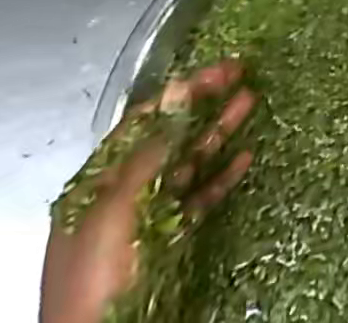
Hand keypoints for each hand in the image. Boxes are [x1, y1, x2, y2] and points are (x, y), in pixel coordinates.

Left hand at [40, 61, 255, 322]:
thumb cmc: (97, 277)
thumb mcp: (118, 208)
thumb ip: (150, 149)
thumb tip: (177, 87)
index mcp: (104, 176)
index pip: (148, 118)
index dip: (184, 90)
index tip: (220, 70)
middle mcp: (127, 188)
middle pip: (172, 135)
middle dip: (206, 102)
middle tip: (242, 73)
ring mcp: (151, 215)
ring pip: (190, 162)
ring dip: (219, 131)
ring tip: (250, 101)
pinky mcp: (172, 241)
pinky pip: (200, 199)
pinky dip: (222, 177)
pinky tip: (245, 157)